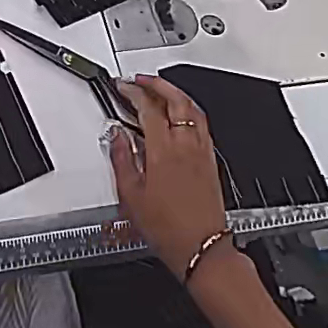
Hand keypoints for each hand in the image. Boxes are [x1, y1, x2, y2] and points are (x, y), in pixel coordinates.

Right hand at [109, 75, 229, 279]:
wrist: (201, 247)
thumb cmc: (168, 227)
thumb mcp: (131, 195)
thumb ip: (121, 159)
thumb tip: (116, 137)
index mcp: (163, 151)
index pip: (148, 109)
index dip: (134, 93)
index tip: (123, 88)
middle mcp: (186, 146)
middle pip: (176, 100)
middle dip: (157, 84)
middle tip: (141, 80)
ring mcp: (202, 152)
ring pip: (193, 109)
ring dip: (176, 93)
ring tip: (161, 89)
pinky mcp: (210, 160)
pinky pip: (202, 124)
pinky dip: (190, 110)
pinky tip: (182, 114)